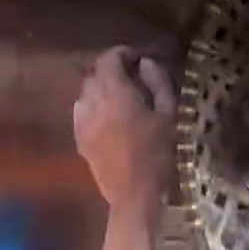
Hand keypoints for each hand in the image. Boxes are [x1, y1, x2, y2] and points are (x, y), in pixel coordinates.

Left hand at [73, 46, 175, 217]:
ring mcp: (82, 121)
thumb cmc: (158, 151)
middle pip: (96, 73)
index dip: (123, 54)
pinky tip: (107, 118)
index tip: (138, 59)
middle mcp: (93, 101)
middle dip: (112, 70)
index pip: (109, 58)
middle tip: (132, 77)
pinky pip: (81, 112)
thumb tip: (146, 62)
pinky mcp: (79, 139)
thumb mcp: (168, 112)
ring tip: (119, 97)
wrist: (135, 195)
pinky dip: (93, 107)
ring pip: (86, 92)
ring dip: (101, 88)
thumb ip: (157, 81)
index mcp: (115, 90)